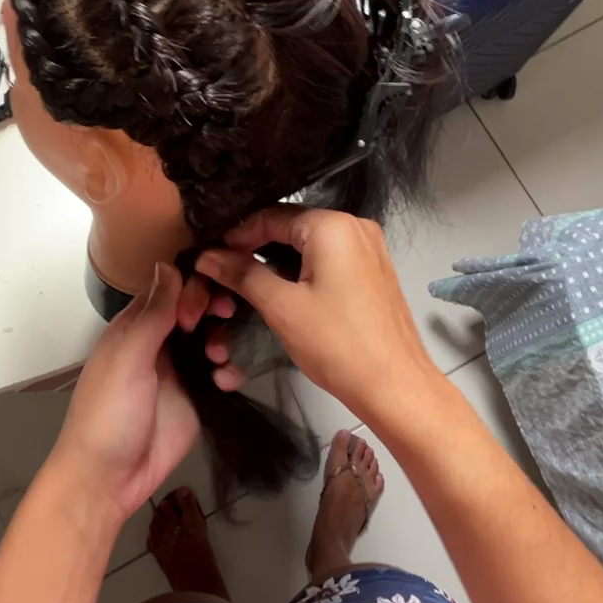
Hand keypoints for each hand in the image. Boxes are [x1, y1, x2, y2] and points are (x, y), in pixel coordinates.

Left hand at [43, 263, 201, 525]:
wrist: (109, 480)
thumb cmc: (107, 415)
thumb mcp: (128, 359)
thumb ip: (153, 314)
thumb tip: (168, 264)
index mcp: (134, 328)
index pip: (169, 289)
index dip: (190, 288)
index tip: (199, 305)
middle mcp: (159, 343)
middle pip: (196, 309)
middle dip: (213, 309)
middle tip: (221, 318)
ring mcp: (180, 371)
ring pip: (213, 337)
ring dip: (223, 340)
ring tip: (218, 357)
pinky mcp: (198, 397)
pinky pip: (222, 373)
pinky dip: (229, 372)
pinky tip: (225, 382)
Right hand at [195, 207, 437, 422]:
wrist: (395, 386)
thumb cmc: (338, 344)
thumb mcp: (282, 306)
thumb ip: (242, 274)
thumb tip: (208, 256)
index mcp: (333, 225)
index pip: (271, 216)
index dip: (236, 236)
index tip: (211, 259)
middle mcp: (355, 227)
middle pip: (290, 228)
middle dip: (254, 250)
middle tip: (225, 276)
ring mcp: (368, 250)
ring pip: (308, 247)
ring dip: (276, 264)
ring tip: (247, 288)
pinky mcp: (372, 273)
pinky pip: (327, 261)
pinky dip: (301, 273)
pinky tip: (281, 294)